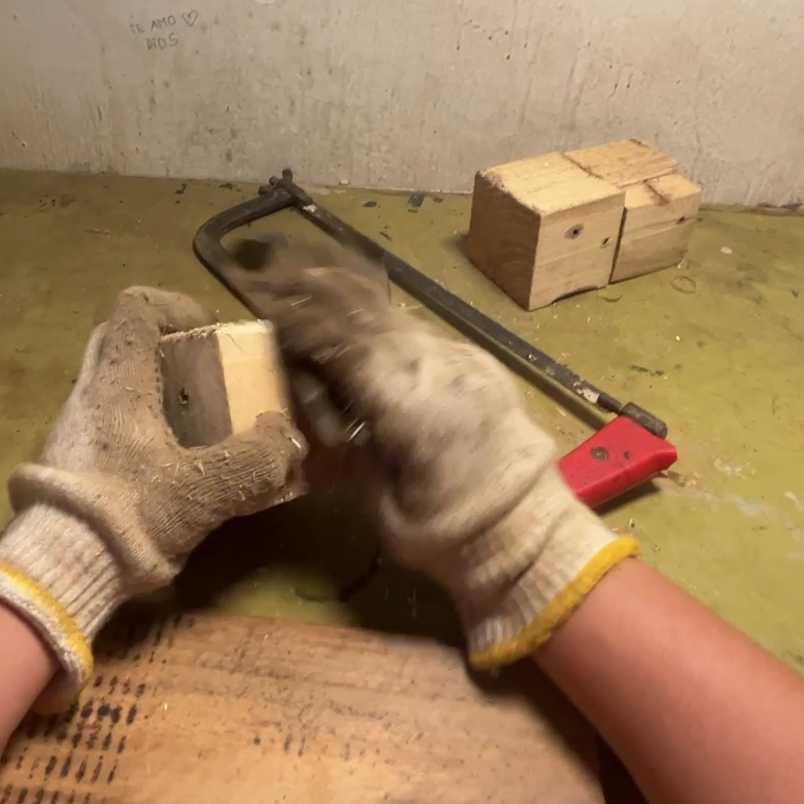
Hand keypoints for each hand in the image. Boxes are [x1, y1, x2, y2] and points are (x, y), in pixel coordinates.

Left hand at [0, 287, 303, 706]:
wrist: (56, 573)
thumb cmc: (128, 514)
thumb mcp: (205, 489)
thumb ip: (256, 461)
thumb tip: (290, 439)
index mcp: (119, 381)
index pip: (135, 308)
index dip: (175, 306)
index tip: (207, 331)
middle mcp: (89, 393)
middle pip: (119, 338)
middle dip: (163, 344)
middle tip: (199, 370)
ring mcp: (71, 427)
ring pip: (111, 379)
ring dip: (150, 385)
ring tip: (190, 419)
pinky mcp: (67, 460)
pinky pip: (105, 418)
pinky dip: (136, 421)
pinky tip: (163, 461)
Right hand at [259, 251, 634, 668]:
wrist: (530, 533)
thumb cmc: (450, 537)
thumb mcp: (384, 504)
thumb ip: (355, 448)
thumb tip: (331, 406)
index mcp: (411, 409)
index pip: (347, 350)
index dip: (307, 326)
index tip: (273, 304)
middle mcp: (440, 372)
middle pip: (371, 320)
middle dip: (325, 295)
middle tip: (285, 267)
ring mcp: (466, 363)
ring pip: (400, 320)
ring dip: (357, 301)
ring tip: (318, 270)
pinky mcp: (481, 364)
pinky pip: (425, 334)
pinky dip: (389, 321)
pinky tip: (368, 309)